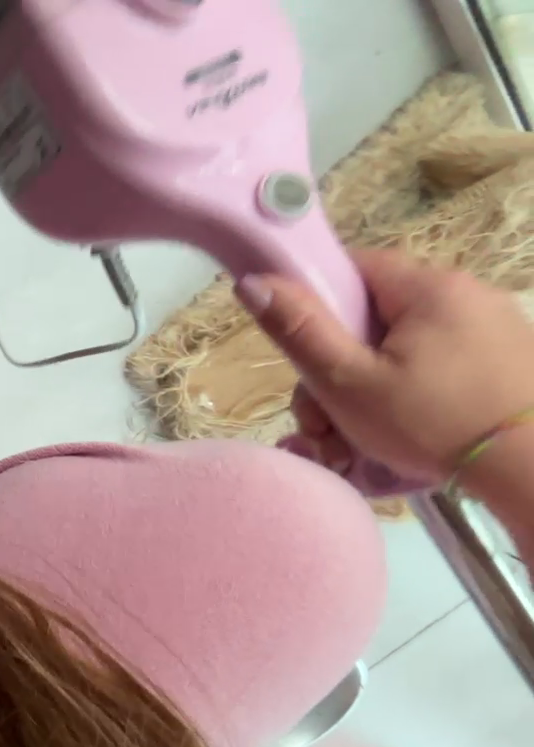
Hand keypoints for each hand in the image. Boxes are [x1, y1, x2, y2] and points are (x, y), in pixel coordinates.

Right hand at [238, 249, 533, 483]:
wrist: (530, 467)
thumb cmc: (427, 420)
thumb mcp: (343, 378)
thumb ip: (298, 328)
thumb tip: (253, 281)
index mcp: (432, 289)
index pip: (355, 267)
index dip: (312, 298)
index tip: (293, 343)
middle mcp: (467, 296)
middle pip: (368, 319)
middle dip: (326, 370)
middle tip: (315, 420)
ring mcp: (489, 329)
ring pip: (391, 349)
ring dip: (353, 392)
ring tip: (343, 441)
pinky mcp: (498, 360)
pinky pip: (425, 366)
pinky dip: (392, 395)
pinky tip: (380, 433)